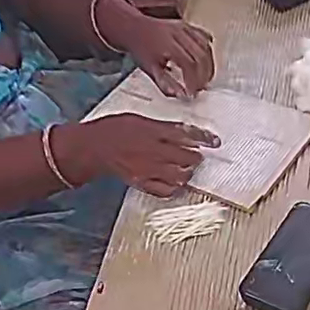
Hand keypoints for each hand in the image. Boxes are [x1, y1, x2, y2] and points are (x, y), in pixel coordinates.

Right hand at [55, 114, 218, 196]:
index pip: (185, 134)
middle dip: (195, 157)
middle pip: (186, 157)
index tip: (215, 142)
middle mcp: (153, 151)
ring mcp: (148, 169)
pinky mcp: (143, 182)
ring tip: (185, 169)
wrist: (94, 147)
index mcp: (152, 131)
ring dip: (187, 173)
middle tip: (195, 156)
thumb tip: (184, 132)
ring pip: (180, 176)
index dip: (203, 138)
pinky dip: (174, 188)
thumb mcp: (139, 119)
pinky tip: (175, 183)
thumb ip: (162, 126)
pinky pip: (166, 191)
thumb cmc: (115, 129)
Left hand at [97, 0, 216, 97]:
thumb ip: (166, 84)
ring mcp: (185, 27)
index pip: (189, 64)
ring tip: (204, 80)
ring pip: (206, 48)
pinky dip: (208, 53)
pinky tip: (206, 64)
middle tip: (200, 89)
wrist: (134, 28)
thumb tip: (181, 96)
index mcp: (168, 43)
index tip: (192, 93)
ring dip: (209, 66)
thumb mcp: (150, 69)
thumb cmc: (141, 48)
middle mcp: (178, 33)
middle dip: (203, 76)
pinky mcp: (188, 26)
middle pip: (201, 56)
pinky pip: (205, 38)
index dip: (194, 81)